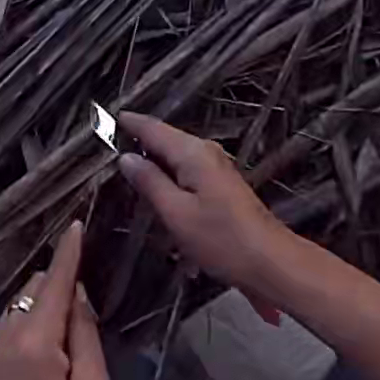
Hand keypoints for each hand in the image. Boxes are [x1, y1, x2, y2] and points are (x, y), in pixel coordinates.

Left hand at [0, 220, 113, 379]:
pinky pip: (7, 334)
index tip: (75, 223)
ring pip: (18, 309)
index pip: (54, 280)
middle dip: (57, 284)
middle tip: (84, 301)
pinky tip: (45, 351)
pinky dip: (27, 328)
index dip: (68, 251)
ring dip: (41, 307)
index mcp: (33, 340)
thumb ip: (85, 336)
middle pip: (33, 289)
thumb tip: (76, 293)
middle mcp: (2, 340)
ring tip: (68, 329)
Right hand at [116, 112, 297, 297]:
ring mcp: (216, 166)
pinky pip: (187, 168)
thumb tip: (126, 157)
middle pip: (165, 138)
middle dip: (140, 139)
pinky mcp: (221, 183)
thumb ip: (150, 182)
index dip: (130, 122)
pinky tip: (159, 188)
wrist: (271, 262)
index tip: (108, 117)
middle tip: (110, 143)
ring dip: (154, 159)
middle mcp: (204, 150)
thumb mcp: (176, 214)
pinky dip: (169, 173)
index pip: (153, 128)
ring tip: (127, 166)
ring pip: (176, 154)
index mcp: (191, 152)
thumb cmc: (221, 239)